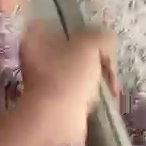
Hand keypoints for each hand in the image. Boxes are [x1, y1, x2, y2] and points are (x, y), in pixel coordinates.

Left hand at [18, 20, 117, 145]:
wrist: (57, 120)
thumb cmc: (68, 75)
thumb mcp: (89, 45)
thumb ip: (101, 36)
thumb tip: (108, 39)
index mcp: (36, 36)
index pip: (66, 25)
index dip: (87, 32)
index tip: (103, 44)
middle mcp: (36, 55)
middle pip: (76, 48)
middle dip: (97, 58)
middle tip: (109, 68)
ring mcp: (45, 79)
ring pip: (80, 70)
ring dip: (97, 77)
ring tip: (109, 87)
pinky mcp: (55, 99)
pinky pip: (79, 89)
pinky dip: (92, 93)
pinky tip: (101, 98)